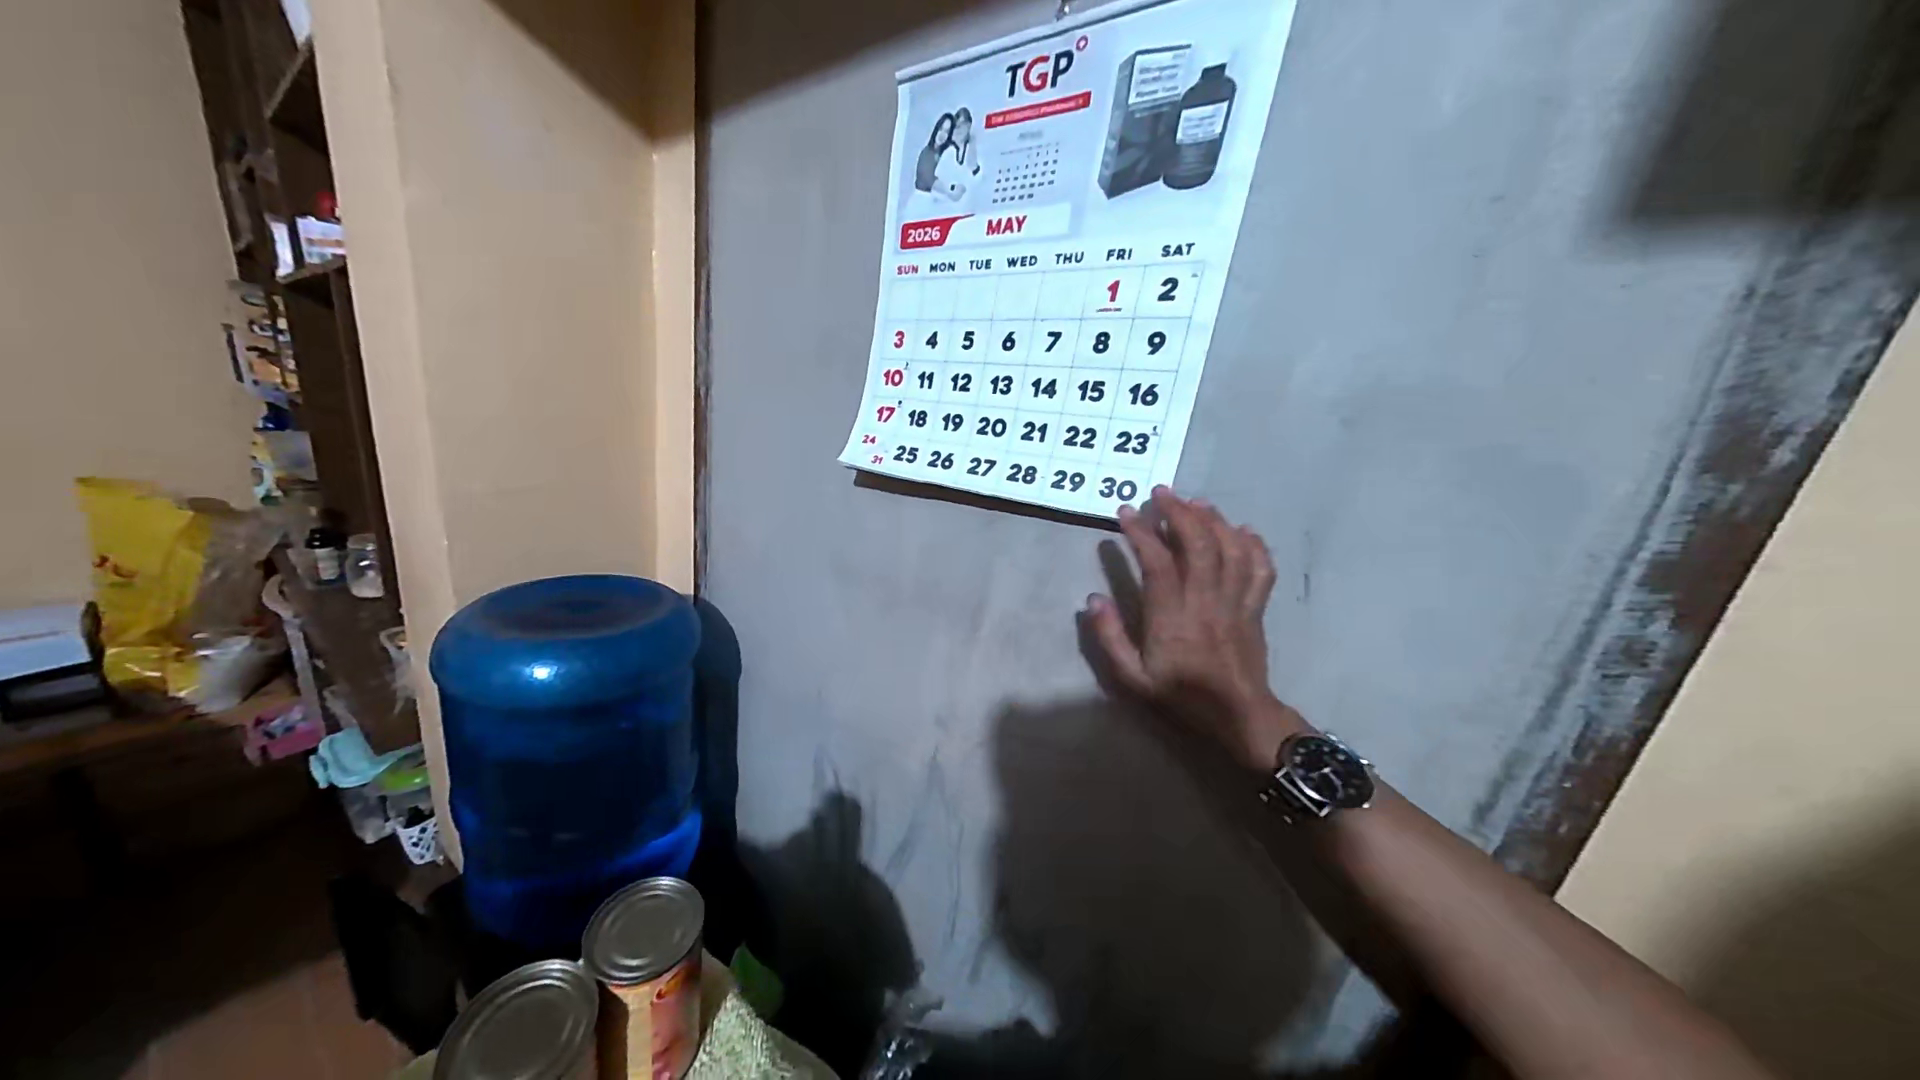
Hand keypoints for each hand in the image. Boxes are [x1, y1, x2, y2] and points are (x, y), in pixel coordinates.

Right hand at [1084, 487, 1306, 770]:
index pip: (1158, 564)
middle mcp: (1207, 602)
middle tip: (1162, 493)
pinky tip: (1242, 530)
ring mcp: (1236, 603)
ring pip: (1231, 550)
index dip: (1142, 533)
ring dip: (1214, 520)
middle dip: (1180, 513)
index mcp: (1173, 618)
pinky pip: (1261, 569)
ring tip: (1195, 503)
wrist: (1238, 716)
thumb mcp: (1133, 678)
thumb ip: (1110, 638)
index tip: (1126, 512)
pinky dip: (1254, 545)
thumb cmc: (1181, 696)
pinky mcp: (1256, 608)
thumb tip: (1093, 599)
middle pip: (1199, 545)